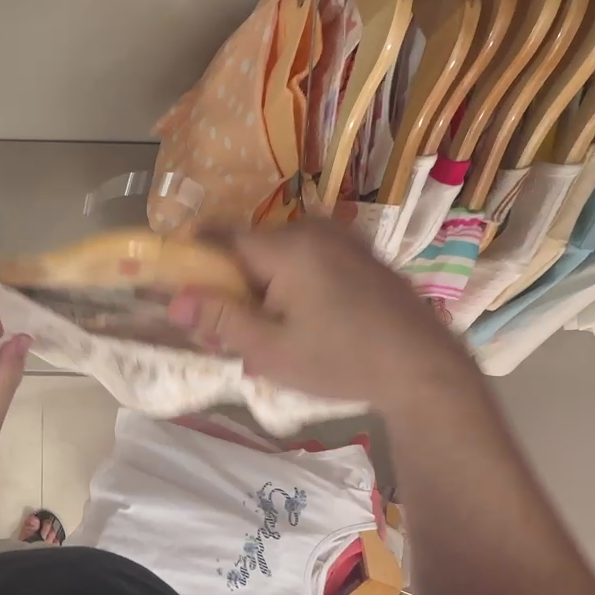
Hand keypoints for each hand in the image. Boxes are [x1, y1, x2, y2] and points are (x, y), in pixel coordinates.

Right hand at [167, 219, 476, 409]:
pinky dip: (287, 287)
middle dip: (228, 286)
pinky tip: (296, 325)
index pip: (218, 237)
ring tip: (262, 336)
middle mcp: (313, 229)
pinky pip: (303, 261)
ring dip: (257, 290)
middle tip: (225, 333)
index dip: (191, 262)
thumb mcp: (269, 350)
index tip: (178, 293)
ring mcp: (339, 238)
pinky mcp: (356, 253)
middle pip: (247, 248)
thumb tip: (174, 302)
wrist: (420, 366)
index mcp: (288, 247)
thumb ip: (220, 320)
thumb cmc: (338, 361)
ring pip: (274, 257)